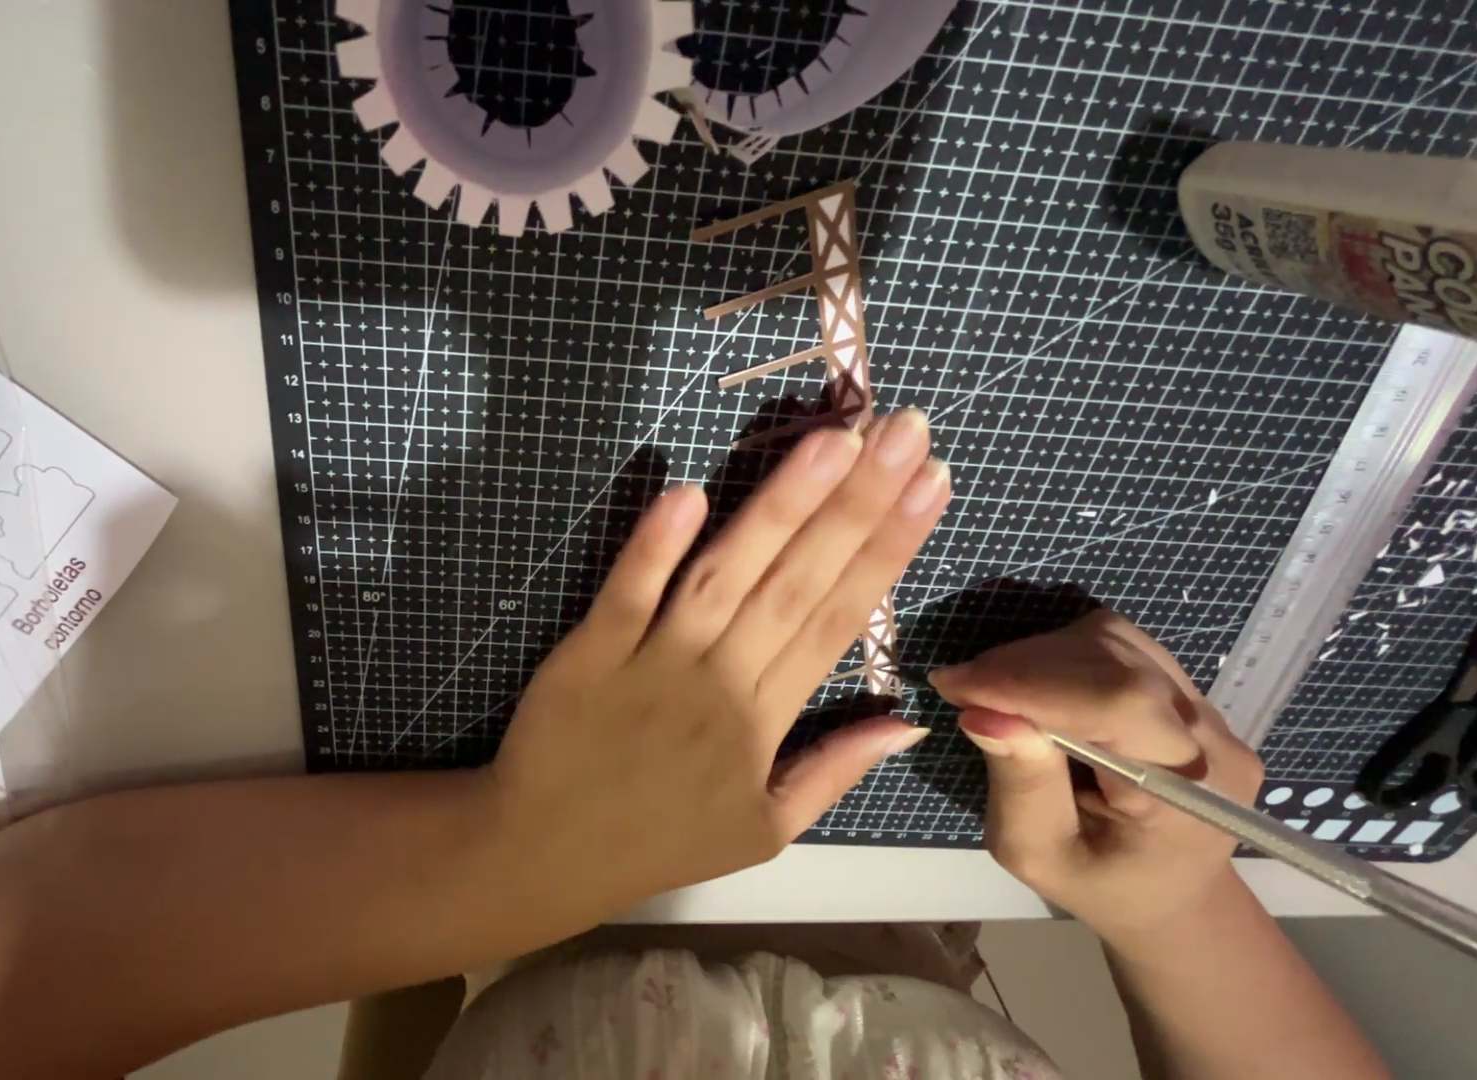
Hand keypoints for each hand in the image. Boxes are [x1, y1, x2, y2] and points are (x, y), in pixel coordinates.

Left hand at [489, 411, 949, 909]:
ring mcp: (653, 662)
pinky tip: (689, 493)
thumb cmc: (659, 838)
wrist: (546, 851)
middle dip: (857, 503)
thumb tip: (911, 721)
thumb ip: (834, 770)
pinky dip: (655, 547)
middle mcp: (720, 680)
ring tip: (831, 441)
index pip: (841, 619)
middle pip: (797, 582)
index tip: (930, 481)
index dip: (889, 547)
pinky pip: (627, 594)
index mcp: (767, 720)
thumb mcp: (764, 829)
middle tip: (902, 428)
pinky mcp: (589, 651)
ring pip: (726, 576)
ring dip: (779, 506)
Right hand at [928, 609, 1264, 941]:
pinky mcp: (1181, 689)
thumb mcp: (1038, 855)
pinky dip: (1054, 653)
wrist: (1167, 895)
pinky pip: (1112, 646)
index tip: (952, 686)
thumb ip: (1021, 786)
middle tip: (960, 688)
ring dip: (1034, 657)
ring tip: (990, 689)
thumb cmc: (1097, 886)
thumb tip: (982, 715)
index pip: (1117, 702)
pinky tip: (1026, 684)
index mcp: (1188, 792)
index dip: (1029, 682)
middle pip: (1111, 662)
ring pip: (1109, 643)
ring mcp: (1203, 708)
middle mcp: (1210, 739)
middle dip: (1021, 666)